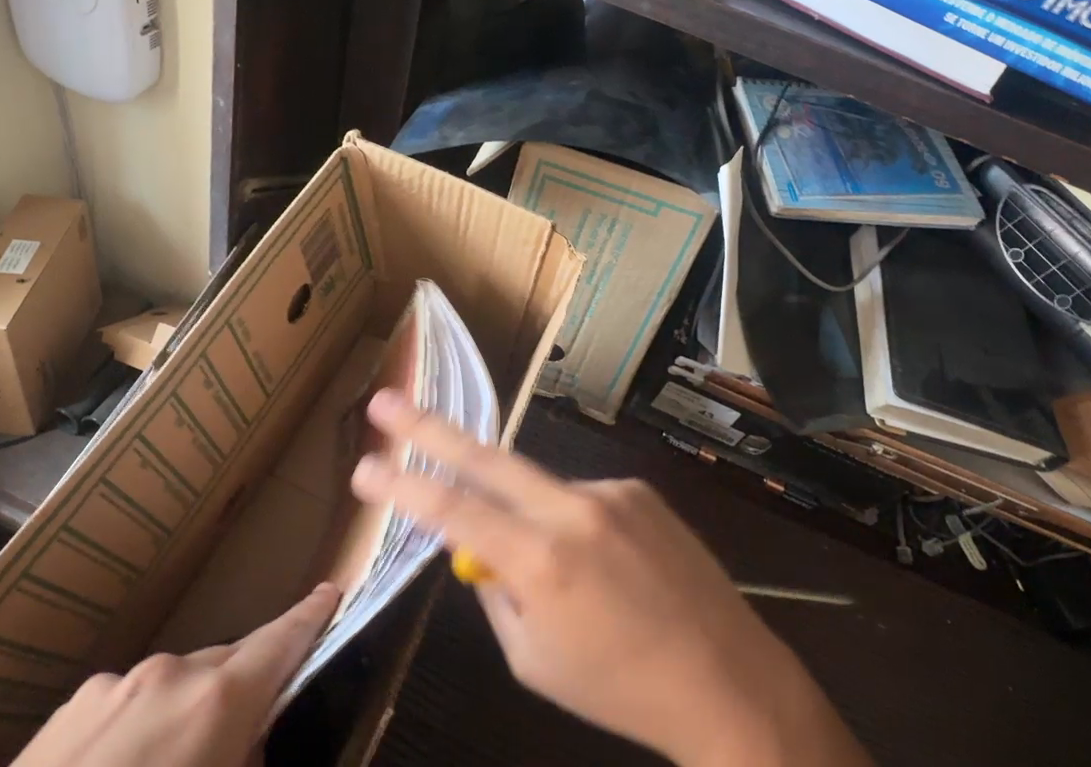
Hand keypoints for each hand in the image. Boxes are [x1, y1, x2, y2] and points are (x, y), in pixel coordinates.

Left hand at [9, 583, 339, 766]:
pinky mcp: (69, 706)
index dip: (311, 618)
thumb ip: (249, 759)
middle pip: (230, 664)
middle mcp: (170, 674)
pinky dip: (142, 724)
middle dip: (244, 689)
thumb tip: (247, 747)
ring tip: (172, 764)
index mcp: (217, 700)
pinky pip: (128, 701)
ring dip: (188, 712)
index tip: (332, 593)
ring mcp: (114, 685)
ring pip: (176, 684)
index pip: (281, 642)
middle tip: (242, 738)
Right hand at [350, 392, 871, 766]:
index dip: (402, 488)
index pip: (452, 512)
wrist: (726, 677)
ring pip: (539, 488)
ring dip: (524, 513)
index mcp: (541, 561)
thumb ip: (496, 593)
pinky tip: (605, 567)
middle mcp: (574, 509)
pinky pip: (582, 498)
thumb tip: (476, 550)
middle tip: (385, 402)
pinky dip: (571, 523)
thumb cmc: (617, 687)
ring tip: (569, 579)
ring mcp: (612, 491)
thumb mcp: (533, 659)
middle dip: (429, 428)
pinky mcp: (641, 489)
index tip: (364, 468)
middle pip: (486, 457)